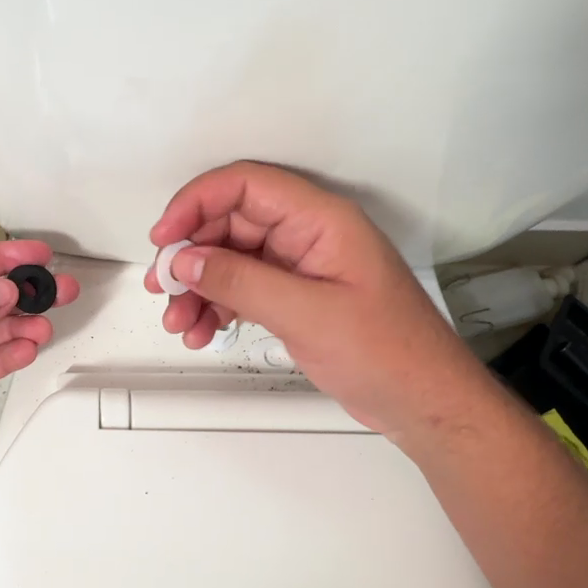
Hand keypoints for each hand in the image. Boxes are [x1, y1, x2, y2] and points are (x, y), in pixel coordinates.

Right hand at [145, 161, 468, 433]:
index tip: (165, 237)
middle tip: (165, 288)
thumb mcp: (307, 315)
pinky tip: (203, 331)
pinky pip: (242, 287)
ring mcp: (300, 266)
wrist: (422, 401)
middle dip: (191, 254)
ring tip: (181, 322)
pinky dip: (217, 305)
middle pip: (230, 222)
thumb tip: (187, 261)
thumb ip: (241, 281)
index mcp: (321, 220)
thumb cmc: (389, 354)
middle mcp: (308, 235)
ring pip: (230, 258)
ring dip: (199, 287)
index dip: (196, 203)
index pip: (245, 185)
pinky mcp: (296, 295)